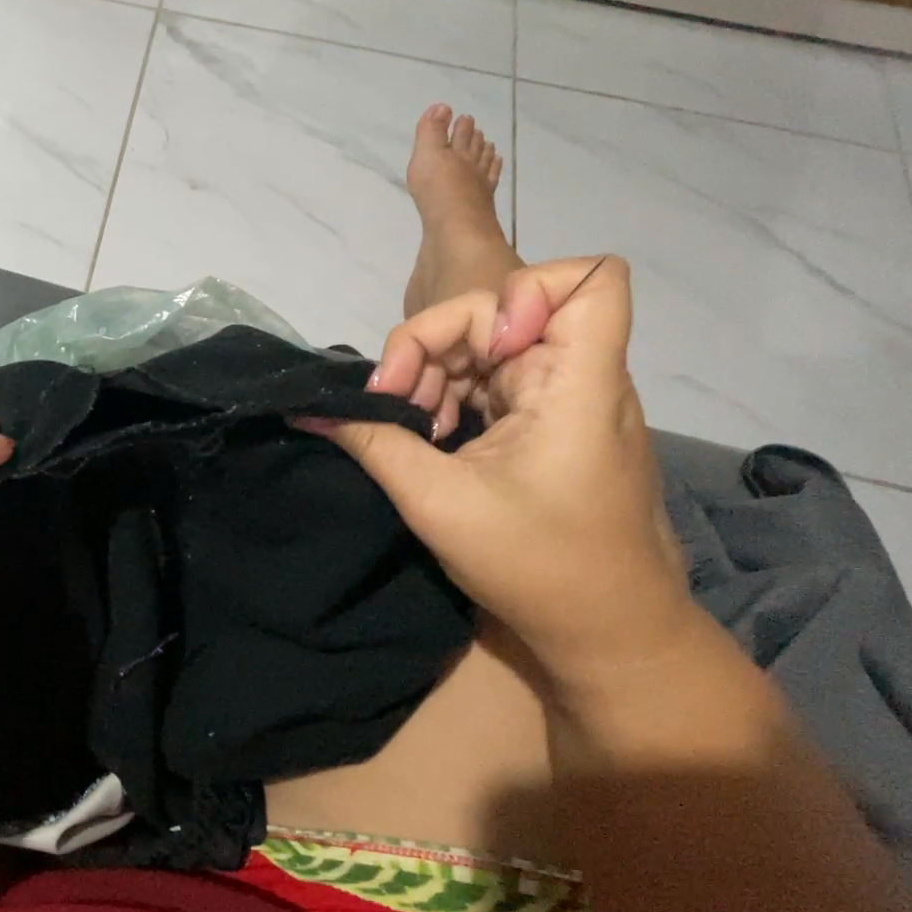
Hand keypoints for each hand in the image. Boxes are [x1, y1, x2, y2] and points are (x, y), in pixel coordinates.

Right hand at [298, 256, 700, 686]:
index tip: (474, 349)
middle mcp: (576, 378)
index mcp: (577, 386)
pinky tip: (423, 435)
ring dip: (432, 373)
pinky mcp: (543, 422)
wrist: (603, 630)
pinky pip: (488, 380)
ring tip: (402, 425)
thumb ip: (371, 442)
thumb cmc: (535, 564)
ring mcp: (560, 399)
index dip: (522, 291)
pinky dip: (446, 397)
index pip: (589, 281)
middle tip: (390, 398)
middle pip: (502, 308)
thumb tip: (308, 408)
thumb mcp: (436, 501)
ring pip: (486, 343)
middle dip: (434, 342)